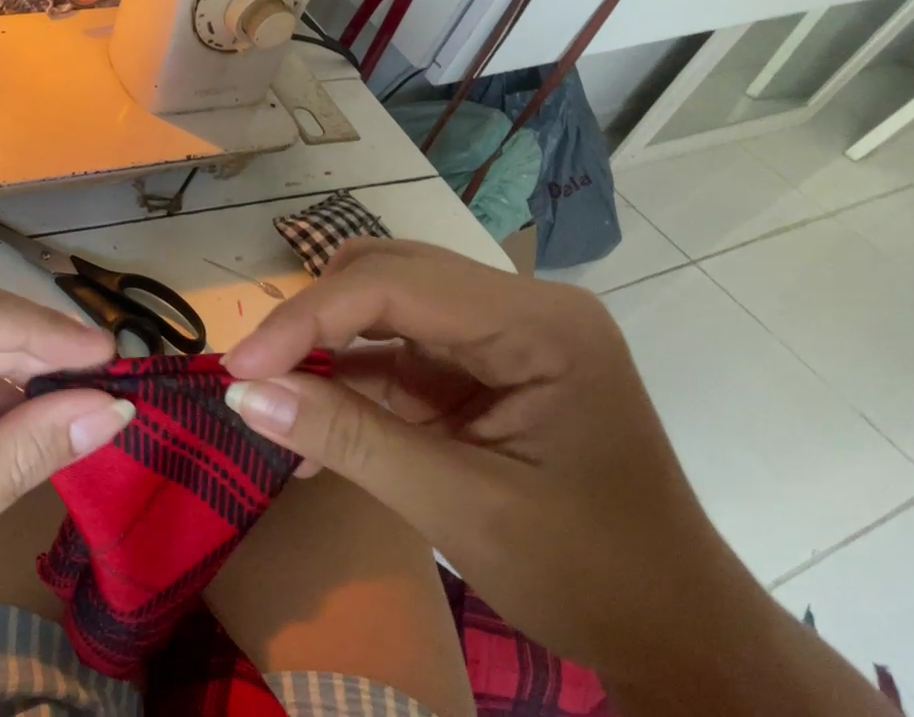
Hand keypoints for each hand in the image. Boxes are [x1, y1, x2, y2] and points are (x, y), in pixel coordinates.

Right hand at [219, 241, 889, 712]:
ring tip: (272, 400)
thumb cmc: (586, 573)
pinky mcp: (485, 370)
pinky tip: (311, 427)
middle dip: (312, 320)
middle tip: (252, 375)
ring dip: (326, 350)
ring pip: (386, 309)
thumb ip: (347, 438)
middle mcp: (523, 310)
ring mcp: (504, 338)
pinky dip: (350, 384)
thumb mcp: (458, 505)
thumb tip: (241, 392)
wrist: (675, 637)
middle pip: (387, 277)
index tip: (237, 368)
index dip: (304, 317)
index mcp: (539, 324)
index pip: (393, 284)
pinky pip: (398, 355)